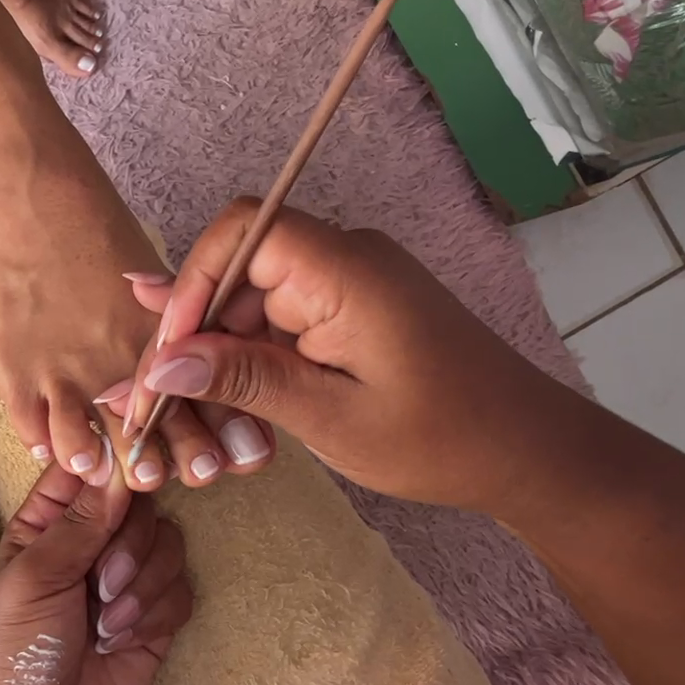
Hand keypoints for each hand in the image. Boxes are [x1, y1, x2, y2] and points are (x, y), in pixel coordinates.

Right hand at [0, 123, 272, 491]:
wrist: (6, 163)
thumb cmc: (69, 191)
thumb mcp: (126, 241)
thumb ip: (147, 296)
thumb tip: (172, 332)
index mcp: (148, 312)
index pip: (188, 375)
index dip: (203, 408)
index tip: (215, 433)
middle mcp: (108, 343)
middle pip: (147, 408)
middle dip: (168, 445)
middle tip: (179, 476)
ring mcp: (56, 354)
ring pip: (88, 422)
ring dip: (102, 451)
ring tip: (111, 472)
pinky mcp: (7, 355)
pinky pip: (27, 411)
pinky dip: (42, 435)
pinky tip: (50, 453)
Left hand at [0, 466, 192, 684]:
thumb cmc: (15, 648)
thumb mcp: (34, 578)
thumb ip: (80, 521)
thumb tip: (120, 462)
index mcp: (49, 520)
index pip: (90, 467)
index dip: (116, 465)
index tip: (136, 475)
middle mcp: (90, 539)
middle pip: (140, 503)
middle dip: (128, 545)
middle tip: (101, 587)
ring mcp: (125, 576)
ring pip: (168, 542)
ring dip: (142, 585)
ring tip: (105, 624)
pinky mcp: (155, 614)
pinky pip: (182, 587)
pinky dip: (157, 612)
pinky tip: (122, 641)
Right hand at [121, 197, 598, 517]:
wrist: (528, 453)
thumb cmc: (440, 440)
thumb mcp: (330, 417)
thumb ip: (243, 380)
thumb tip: (160, 365)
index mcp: (345, 271)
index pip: (242, 231)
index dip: (192, 280)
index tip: (170, 349)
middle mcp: (340, 260)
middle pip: (236, 271)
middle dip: (192, 332)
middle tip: (157, 400)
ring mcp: (342, 284)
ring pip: (247, 301)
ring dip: (215, 353)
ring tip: (191, 413)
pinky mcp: (343, 310)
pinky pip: (274, 321)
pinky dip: (245, 359)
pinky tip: (221, 399)